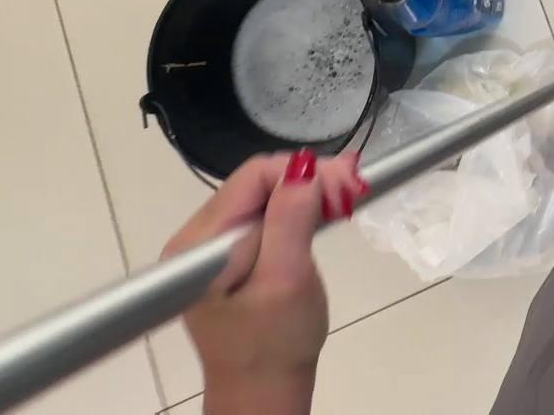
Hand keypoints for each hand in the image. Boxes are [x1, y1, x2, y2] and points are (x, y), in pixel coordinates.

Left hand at [162, 149, 368, 412]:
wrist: (264, 386)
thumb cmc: (276, 339)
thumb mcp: (287, 279)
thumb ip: (290, 220)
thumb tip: (305, 167)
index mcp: (201, 243)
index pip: (256, 175)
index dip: (305, 173)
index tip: (346, 188)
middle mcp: (200, 237)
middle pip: (262, 180)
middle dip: (312, 181)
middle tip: (353, 195)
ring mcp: (215, 244)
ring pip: (270, 191)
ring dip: (312, 193)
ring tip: (345, 204)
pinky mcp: (234, 251)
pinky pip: (270, 210)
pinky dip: (303, 207)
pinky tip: (326, 214)